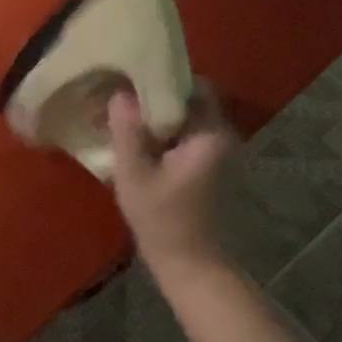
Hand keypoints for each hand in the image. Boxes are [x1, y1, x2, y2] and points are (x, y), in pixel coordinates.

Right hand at [108, 85, 234, 275]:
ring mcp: (218, 152)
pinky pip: (186, 135)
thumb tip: (120, 93)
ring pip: (187, 118)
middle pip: (190, 100)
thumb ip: (127, 132)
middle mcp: (222, 136)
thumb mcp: (134, 174)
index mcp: (210, 135)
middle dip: (156, 97)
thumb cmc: (161, 218)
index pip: (194, 86)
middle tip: (120, 98)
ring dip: (158, 116)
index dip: (162, 79)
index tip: (130, 79)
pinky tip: (137, 141)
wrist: (189, 261)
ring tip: (123, 118)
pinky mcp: (210, 165)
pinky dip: (164, 133)